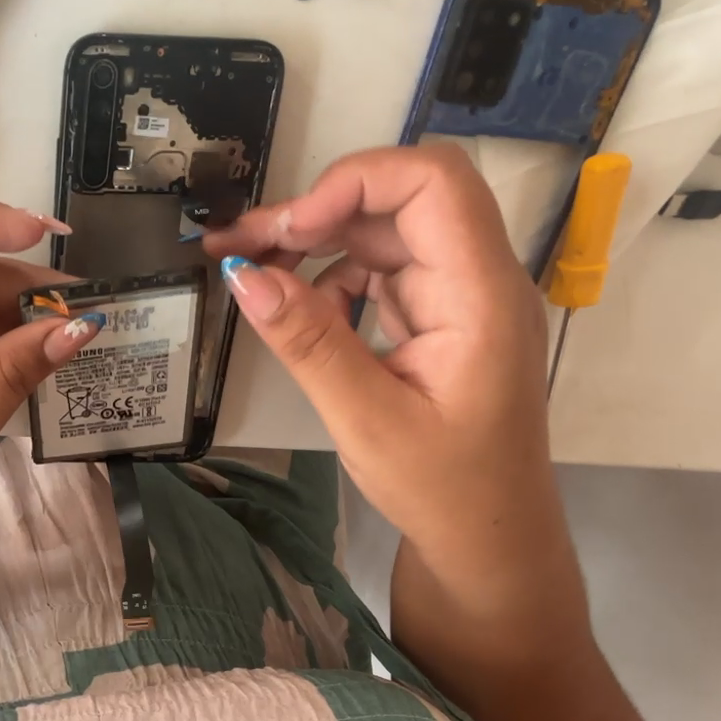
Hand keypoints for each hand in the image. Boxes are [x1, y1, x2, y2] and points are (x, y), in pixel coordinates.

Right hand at [204, 144, 561, 564]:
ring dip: (312, 246)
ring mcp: (457, 297)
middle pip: (397, 202)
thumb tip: (244, 276)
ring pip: (382, 235)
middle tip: (233, 244)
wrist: (487, 538)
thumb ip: (308, 343)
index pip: (431, 182)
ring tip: (248, 273)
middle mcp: (476, 279)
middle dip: (312, 213)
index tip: (284, 233)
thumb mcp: (364, 420)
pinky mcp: (436, 318)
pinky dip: (329, 282)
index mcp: (479, 295)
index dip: (351, 184)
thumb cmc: (441, 488)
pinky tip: (297, 315)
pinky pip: (379, 274)